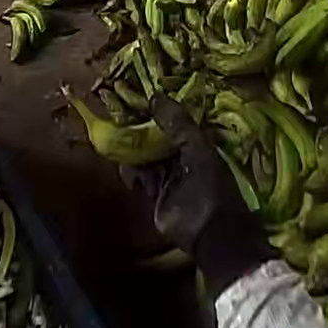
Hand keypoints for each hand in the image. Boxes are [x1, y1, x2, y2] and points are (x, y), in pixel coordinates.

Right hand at [123, 98, 273, 292]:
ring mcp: (168, 175)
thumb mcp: (196, 147)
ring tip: (117, 140)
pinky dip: (130, 172)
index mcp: (195, 141)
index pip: (172, 120)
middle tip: (118, 118)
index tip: (135, 99)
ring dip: (132, 150)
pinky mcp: (156, 195)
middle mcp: (181, 155)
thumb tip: (155, 96)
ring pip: (145, 156)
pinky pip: (139, 177)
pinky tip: (124, 167)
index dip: (155, 110)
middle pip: (155, 137)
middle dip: (139, 129)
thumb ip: (177, 122)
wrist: (210, 232)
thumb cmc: (209, 184)